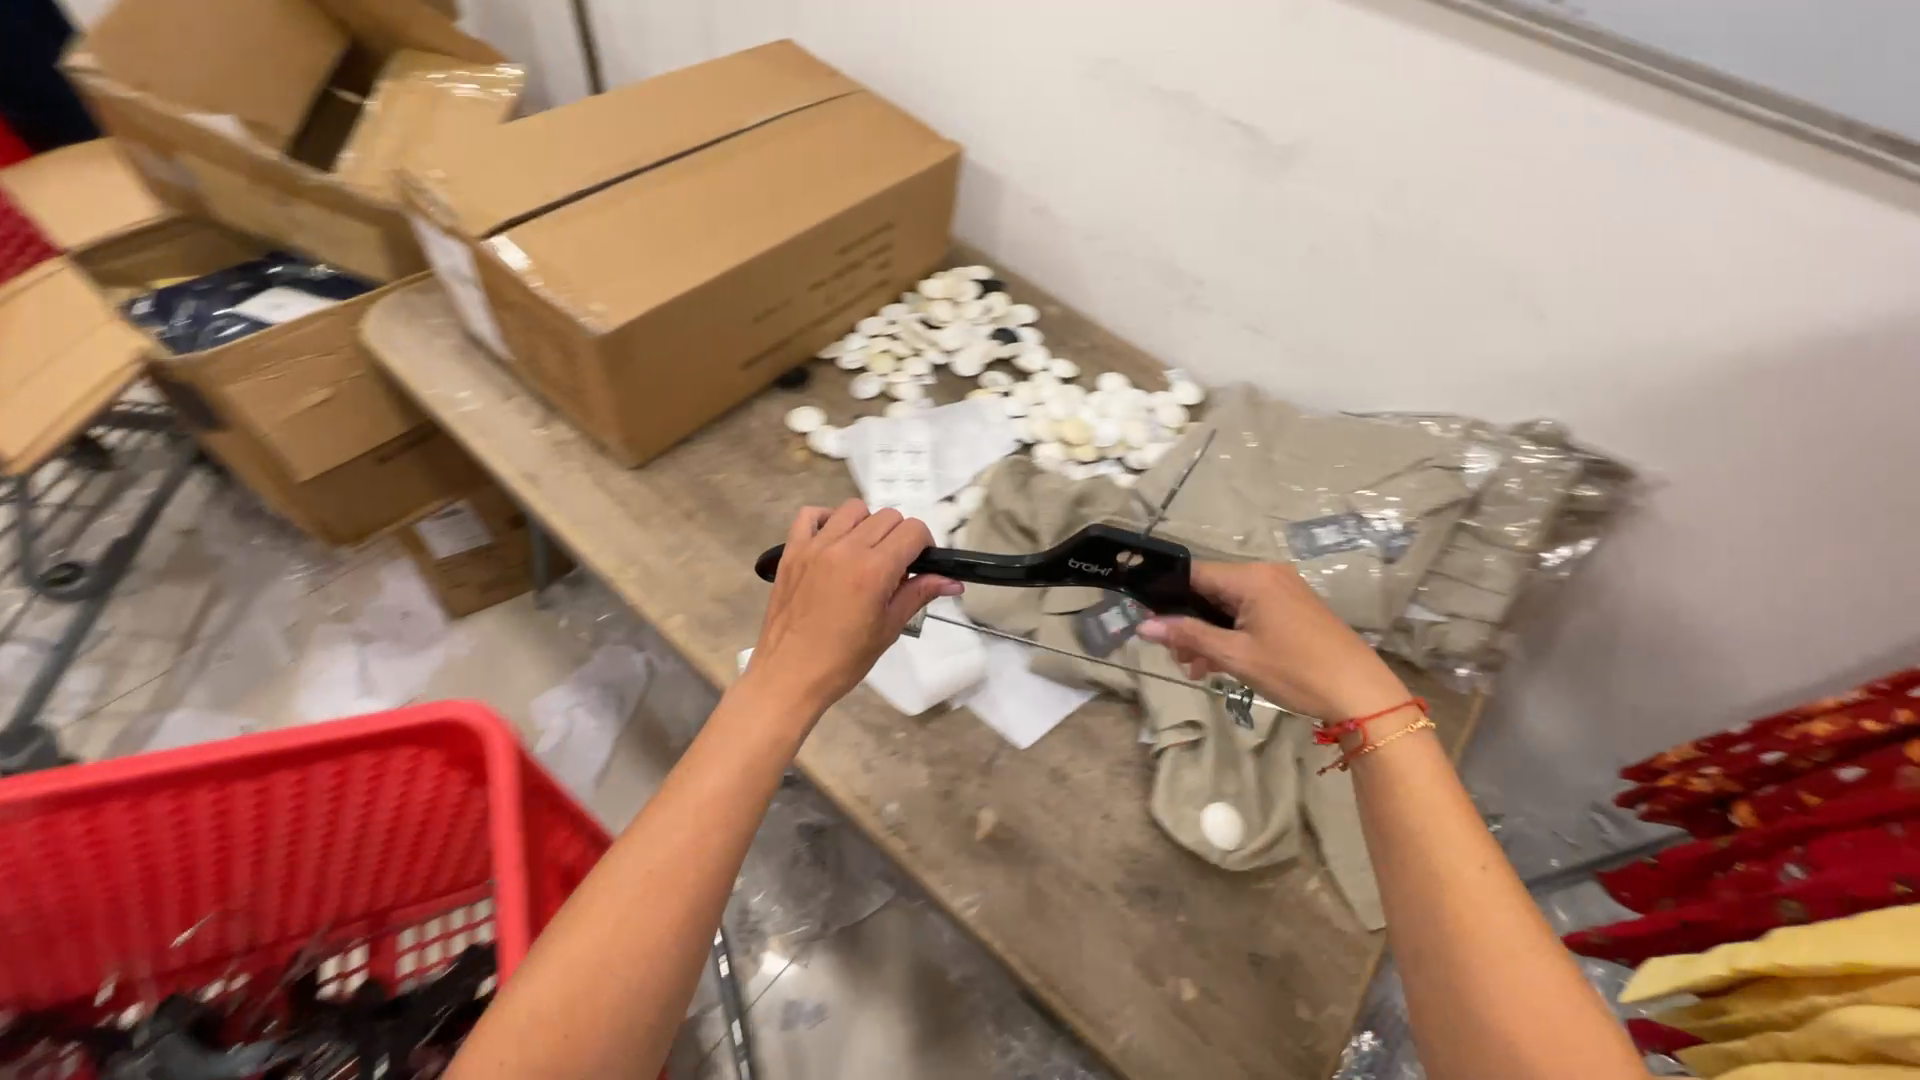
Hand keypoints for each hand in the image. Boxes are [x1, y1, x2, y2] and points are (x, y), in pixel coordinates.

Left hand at [746, 500, 960, 715]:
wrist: (789, 675)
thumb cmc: (844, 659)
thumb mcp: (889, 628)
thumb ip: (919, 594)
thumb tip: (953, 581)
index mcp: (874, 569)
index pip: (913, 531)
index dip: (925, 545)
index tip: (920, 566)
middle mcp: (845, 548)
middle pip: (888, 516)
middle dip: (900, 537)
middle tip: (894, 568)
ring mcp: (815, 546)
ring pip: (854, 509)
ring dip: (868, 526)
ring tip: (864, 555)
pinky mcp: (791, 551)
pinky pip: (810, 515)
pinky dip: (826, 520)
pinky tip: (833, 542)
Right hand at [1137, 562, 1409, 722]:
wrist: (1361, 692)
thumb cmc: (1295, 670)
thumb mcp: (1236, 655)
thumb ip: (1188, 636)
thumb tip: (1143, 627)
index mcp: (1251, 578)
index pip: (1193, 574)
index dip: (1167, 598)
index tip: (1152, 627)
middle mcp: (1266, 574)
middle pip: (1210, 591)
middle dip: (1189, 624)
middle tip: (1179, 660)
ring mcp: (1283, 590)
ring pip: (1228, 605)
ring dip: (1209, 634)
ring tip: (1198, 670)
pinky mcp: (1293, 607)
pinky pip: (1249, 612)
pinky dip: (1232, 633)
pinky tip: (1221, 663)